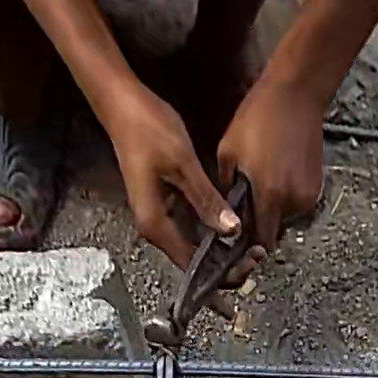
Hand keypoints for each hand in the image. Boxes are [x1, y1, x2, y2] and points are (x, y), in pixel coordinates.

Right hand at [107, 88, 240, 268]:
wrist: (121, 103)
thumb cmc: (146, 128)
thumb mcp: (182, 163)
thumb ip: (207, 199)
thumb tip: (232, 230)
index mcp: (156, 225)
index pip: (194, 266)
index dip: (222, 274)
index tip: (248, 268)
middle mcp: (157, 230)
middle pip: (196, 264)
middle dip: (226, 268)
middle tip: (257, 258)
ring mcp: (162, 220)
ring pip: (197, 250)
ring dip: (223, 254)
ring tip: (252, 251)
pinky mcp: (168, 208)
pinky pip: (195, 232)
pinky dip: (215, 236)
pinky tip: (235, 232)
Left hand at [217, 79, 325, 283]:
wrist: (296, 94)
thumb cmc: (259, 118)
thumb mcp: (228, 151)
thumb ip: (227, 189)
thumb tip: (229, 211)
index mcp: (270, 197)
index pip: (261, 241)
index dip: (250, 241)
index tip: (241, 234)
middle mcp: (292, 203)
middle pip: (274, 230)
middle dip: (261, 221)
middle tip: (250, 196)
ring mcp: (308, 197)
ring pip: (286, 217)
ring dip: (274, 207)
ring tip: (266, 177)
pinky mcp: (317, 188)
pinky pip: (297, 203)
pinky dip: (287, 195)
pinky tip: (280, 171)